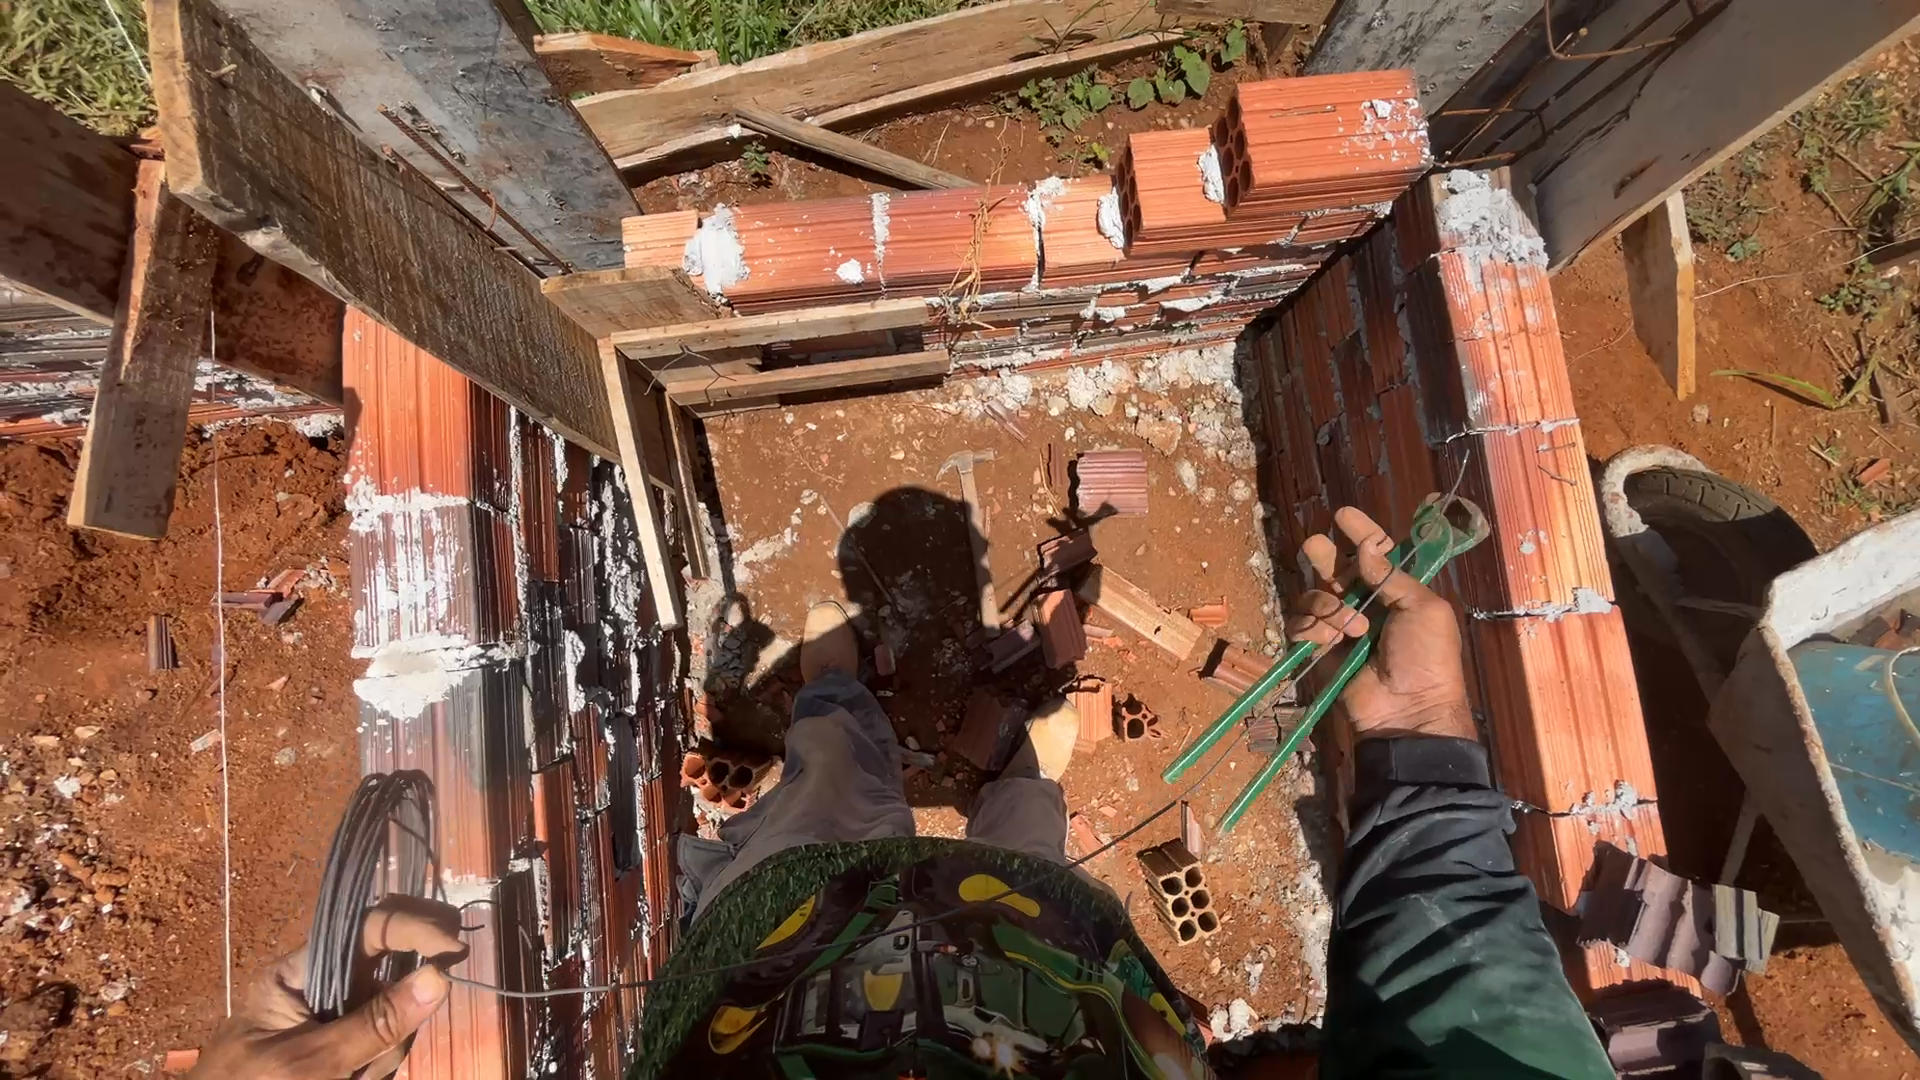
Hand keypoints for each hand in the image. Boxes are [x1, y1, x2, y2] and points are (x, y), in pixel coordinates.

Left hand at [188, 897, 466, 1079]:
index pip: (374, 924)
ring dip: (392, 1044)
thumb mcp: (304, 1067)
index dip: (419, 926)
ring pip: (402, 1004)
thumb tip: (443, 973)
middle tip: (395, 1038)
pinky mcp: (353, 1041)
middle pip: (398, 962)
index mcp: (300, 972)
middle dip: (405, 1000)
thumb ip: (373, 1023)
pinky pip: (395, 1034)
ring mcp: (343, 1012)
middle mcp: (327, 982)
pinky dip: (386, 1061)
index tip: (455, 951)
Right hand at [1285, 506, 1474, 741]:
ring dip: (1328, 607)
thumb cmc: (1426, 657)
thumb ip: (1391, 576)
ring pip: (1312, 596)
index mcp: (1395, 592)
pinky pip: (1300, 625)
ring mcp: (1337, 626)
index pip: (1375, 554)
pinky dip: (1312, 630)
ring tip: (1350, 627)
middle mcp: (1363, 604)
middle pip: (1332, 569)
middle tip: (1315, 546)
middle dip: (1322, 555)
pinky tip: (1328, 641)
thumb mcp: (1423, 609)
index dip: (1360, 532)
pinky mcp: (1316, 647)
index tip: (1342, 513)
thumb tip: (1367, 547)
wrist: (1406, 708)